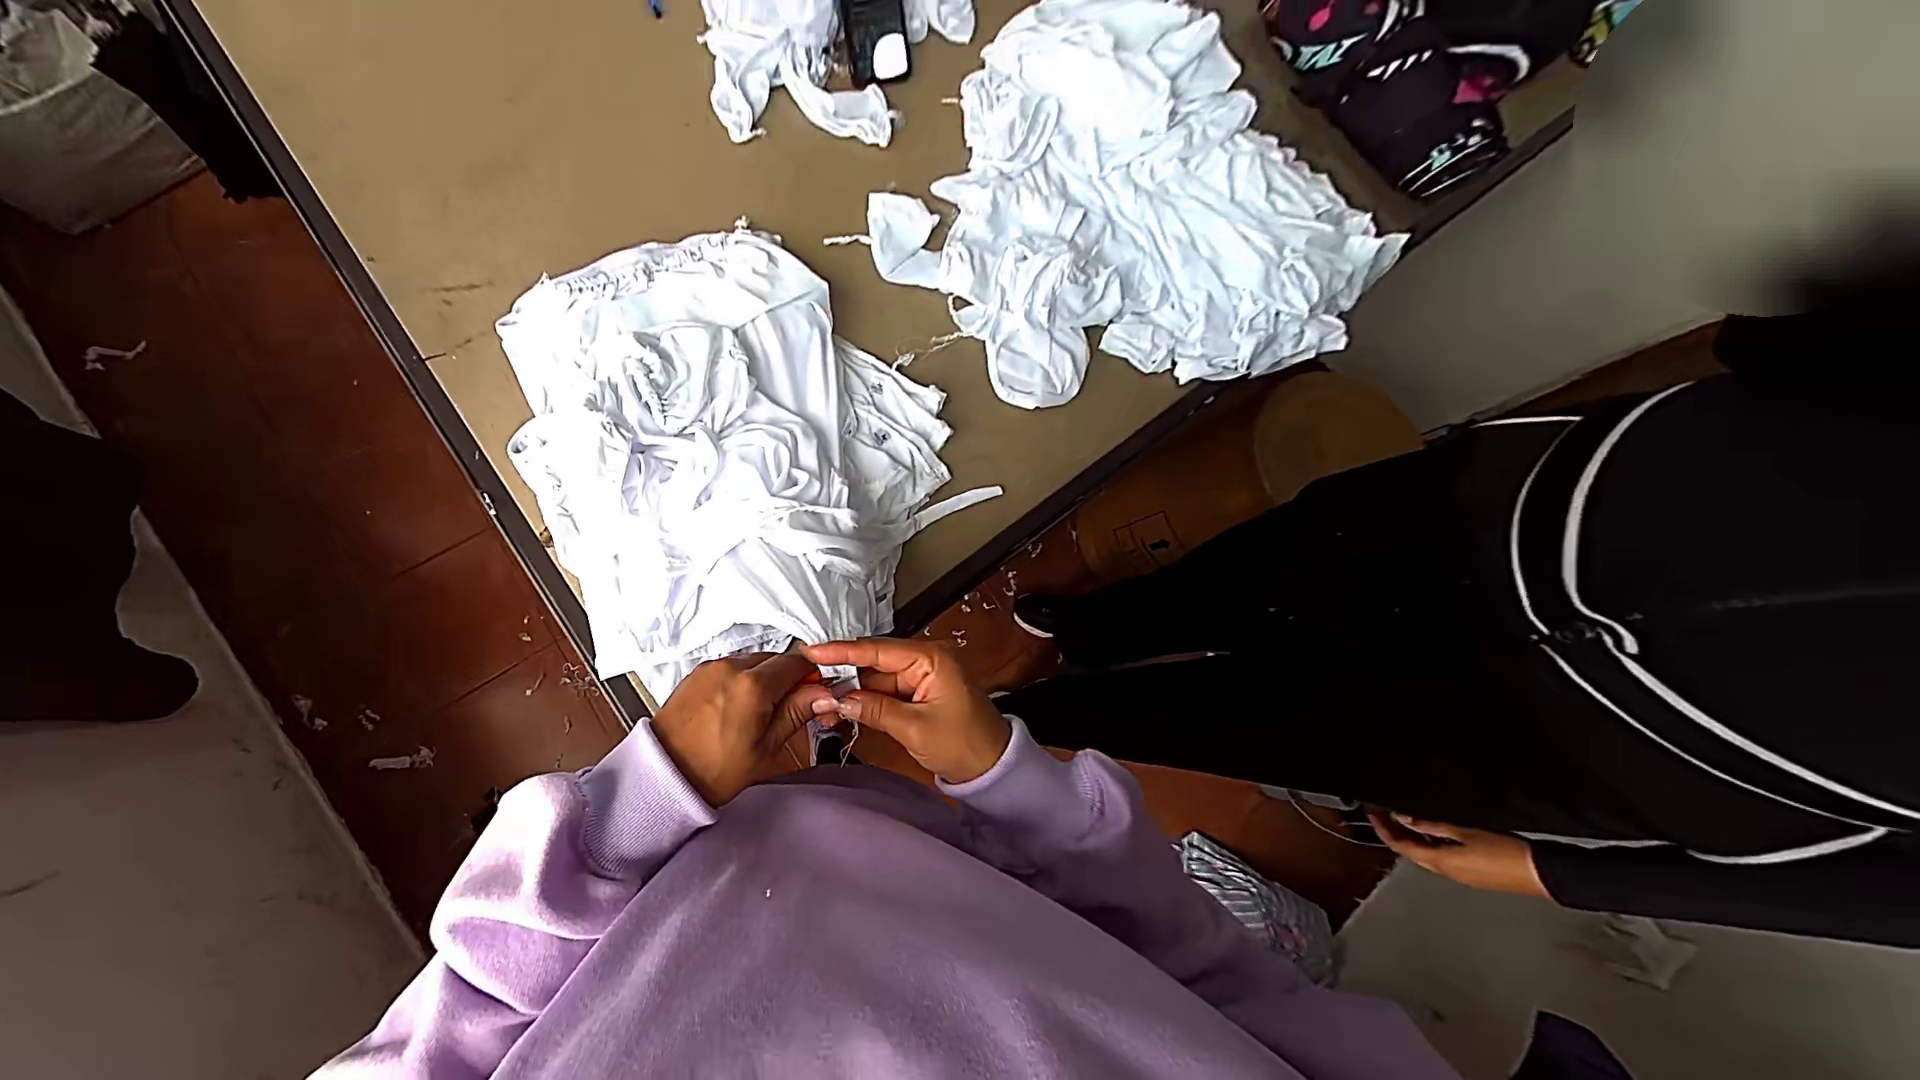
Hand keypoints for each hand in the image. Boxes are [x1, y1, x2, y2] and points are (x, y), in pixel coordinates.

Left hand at [650, 652, 832, 805]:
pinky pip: (731, 667)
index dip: (811, 677)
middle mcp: (732, 667)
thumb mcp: (767, 747)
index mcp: (754, 685)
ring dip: (764, 679)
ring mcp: (712, 667)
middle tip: (786, 710)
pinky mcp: (697, 673)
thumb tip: (824, 694)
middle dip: (787, 679)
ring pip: (754, 662)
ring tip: (757, 713)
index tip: (814, 694)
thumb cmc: (711, 771)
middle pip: (776, 659)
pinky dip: (741, 681)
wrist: (661, 777)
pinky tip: (736, 708)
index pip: (798, 662)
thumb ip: (798, 712)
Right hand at [801, 638, 1011, 783]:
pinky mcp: (917, 693)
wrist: (992, 766)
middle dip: (842, 676)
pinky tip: (843, 711)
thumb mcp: (915, 727)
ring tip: (823, 706)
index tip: (814, 651)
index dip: (842, 651)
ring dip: (850, 693)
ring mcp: (920, 677)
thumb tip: (840, 699)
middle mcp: (925, 660)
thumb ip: (874, 709)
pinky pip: (883, 692)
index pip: (877, 649)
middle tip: (812, 687)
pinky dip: (864, 702)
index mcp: (931, 658)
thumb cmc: (968, 743)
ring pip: (874, 679)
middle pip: (873, 662)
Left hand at [1369, 811, 1549, 897]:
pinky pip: (1441, 859)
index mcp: (1440, 863)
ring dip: (1411, 839)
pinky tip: (1431, 832)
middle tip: (1384, 813)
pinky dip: (1429, 845)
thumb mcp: (1464, 832)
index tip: (1372, 814)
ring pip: (1425, 856)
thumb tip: (1403, 818)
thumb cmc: (1503, 851)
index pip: (1401, 847)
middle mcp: (1446, 873)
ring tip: (1402, 818)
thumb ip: (1432, 826)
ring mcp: (1460, 876)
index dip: (1383, 830)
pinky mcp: (1472, 876)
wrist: (1542, 873)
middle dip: (1395, 833)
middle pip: (1410, 852)